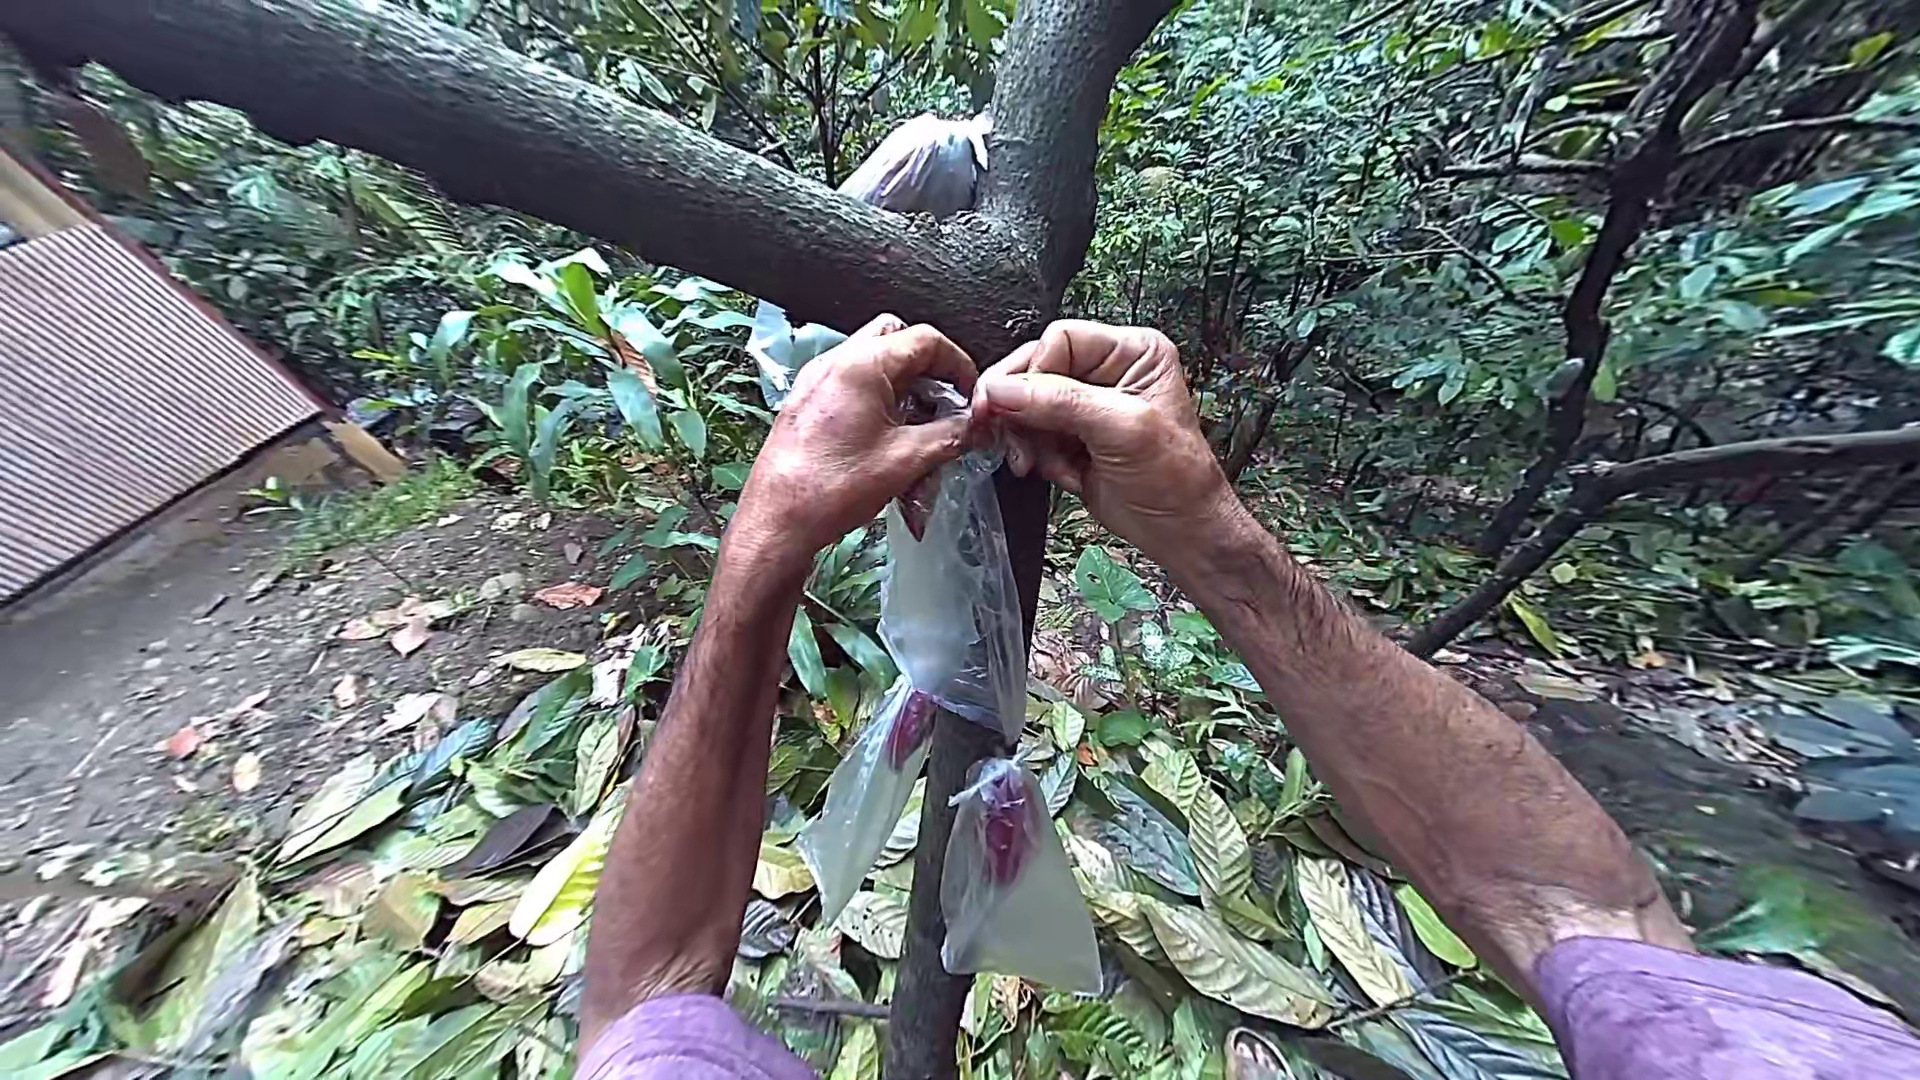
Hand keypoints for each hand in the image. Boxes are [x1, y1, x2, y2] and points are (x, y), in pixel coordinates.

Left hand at [732, 315, 975, 563]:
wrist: (778, 523)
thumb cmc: (829, 490)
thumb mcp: (907, 460)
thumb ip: (951, 435)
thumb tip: (974, 426)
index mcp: (860, 365)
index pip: (925, 339)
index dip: (959, 365)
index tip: (970, 395)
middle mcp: (835, 364)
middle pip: (898, 342)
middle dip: (930, 371)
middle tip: (946, 403)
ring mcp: (818, 383)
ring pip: (876, 365)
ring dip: (906, 390)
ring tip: (921, 431)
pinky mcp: (810, 405)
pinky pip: (854, 388)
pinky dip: (881, 404)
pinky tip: (891, 442)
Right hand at [972, 320, 1243, 572]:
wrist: (1177, 529)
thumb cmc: (1174, 476)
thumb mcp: (1122, 429)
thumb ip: (1062, 402)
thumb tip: (1004, 389)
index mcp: (1130, 353)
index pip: (1061, 341)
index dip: (1032, 371)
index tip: (1011, 403)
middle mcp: (1105, 374)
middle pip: (1035, 373)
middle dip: (1019, 408)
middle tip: (1002, 431)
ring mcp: (1084, 409)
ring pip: (1026, 407)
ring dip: (1024, 438)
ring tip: (1034, 462)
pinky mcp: (1069, 439)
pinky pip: (1030, 436)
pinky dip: (1033, 456)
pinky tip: (1056, 472)